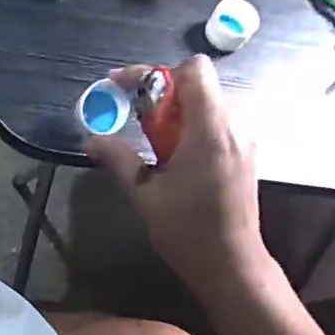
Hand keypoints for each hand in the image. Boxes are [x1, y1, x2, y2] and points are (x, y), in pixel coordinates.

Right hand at [86, 55, 277, 300]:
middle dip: (160, 95)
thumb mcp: (145, 196)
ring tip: (151, 145)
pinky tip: (173, 160)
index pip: (191, 70)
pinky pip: (214, 126)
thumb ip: (119, 160)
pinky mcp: (243, 156)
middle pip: (197, 86)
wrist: (231, 264)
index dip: (153, 72)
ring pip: (206, 106)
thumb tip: (91, 139)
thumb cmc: (187, 231)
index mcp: (210, 129)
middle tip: (132, 122)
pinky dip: (189, 130)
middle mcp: (233, 125)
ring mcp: (242, 141)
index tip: (121, 86)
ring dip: (175, 115)